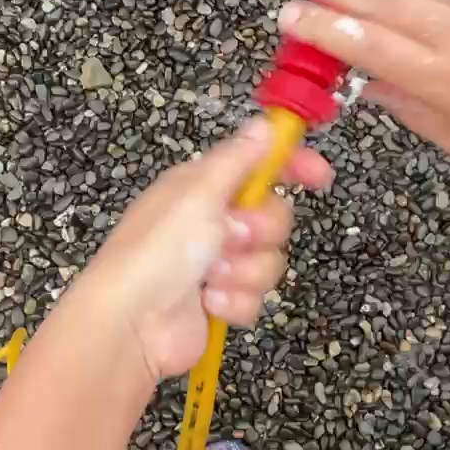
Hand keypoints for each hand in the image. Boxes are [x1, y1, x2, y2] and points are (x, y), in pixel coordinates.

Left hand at [71, 118, 331, 380]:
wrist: (131, 324)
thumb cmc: (155, 252)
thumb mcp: (197, 194)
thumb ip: (238, 159)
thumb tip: (265, 125)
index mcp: (201, 185)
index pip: (257, 163)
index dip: (291, 165)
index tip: (318, 175)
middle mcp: (210, 219)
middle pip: (273, 215)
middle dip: (260, 231)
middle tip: (231, 237)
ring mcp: (216, 261)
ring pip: (269, 260)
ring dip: (244, 272)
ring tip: (210, 278)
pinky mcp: (220, 298)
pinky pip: (256, 296)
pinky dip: (235, 301)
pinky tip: (208, 303)